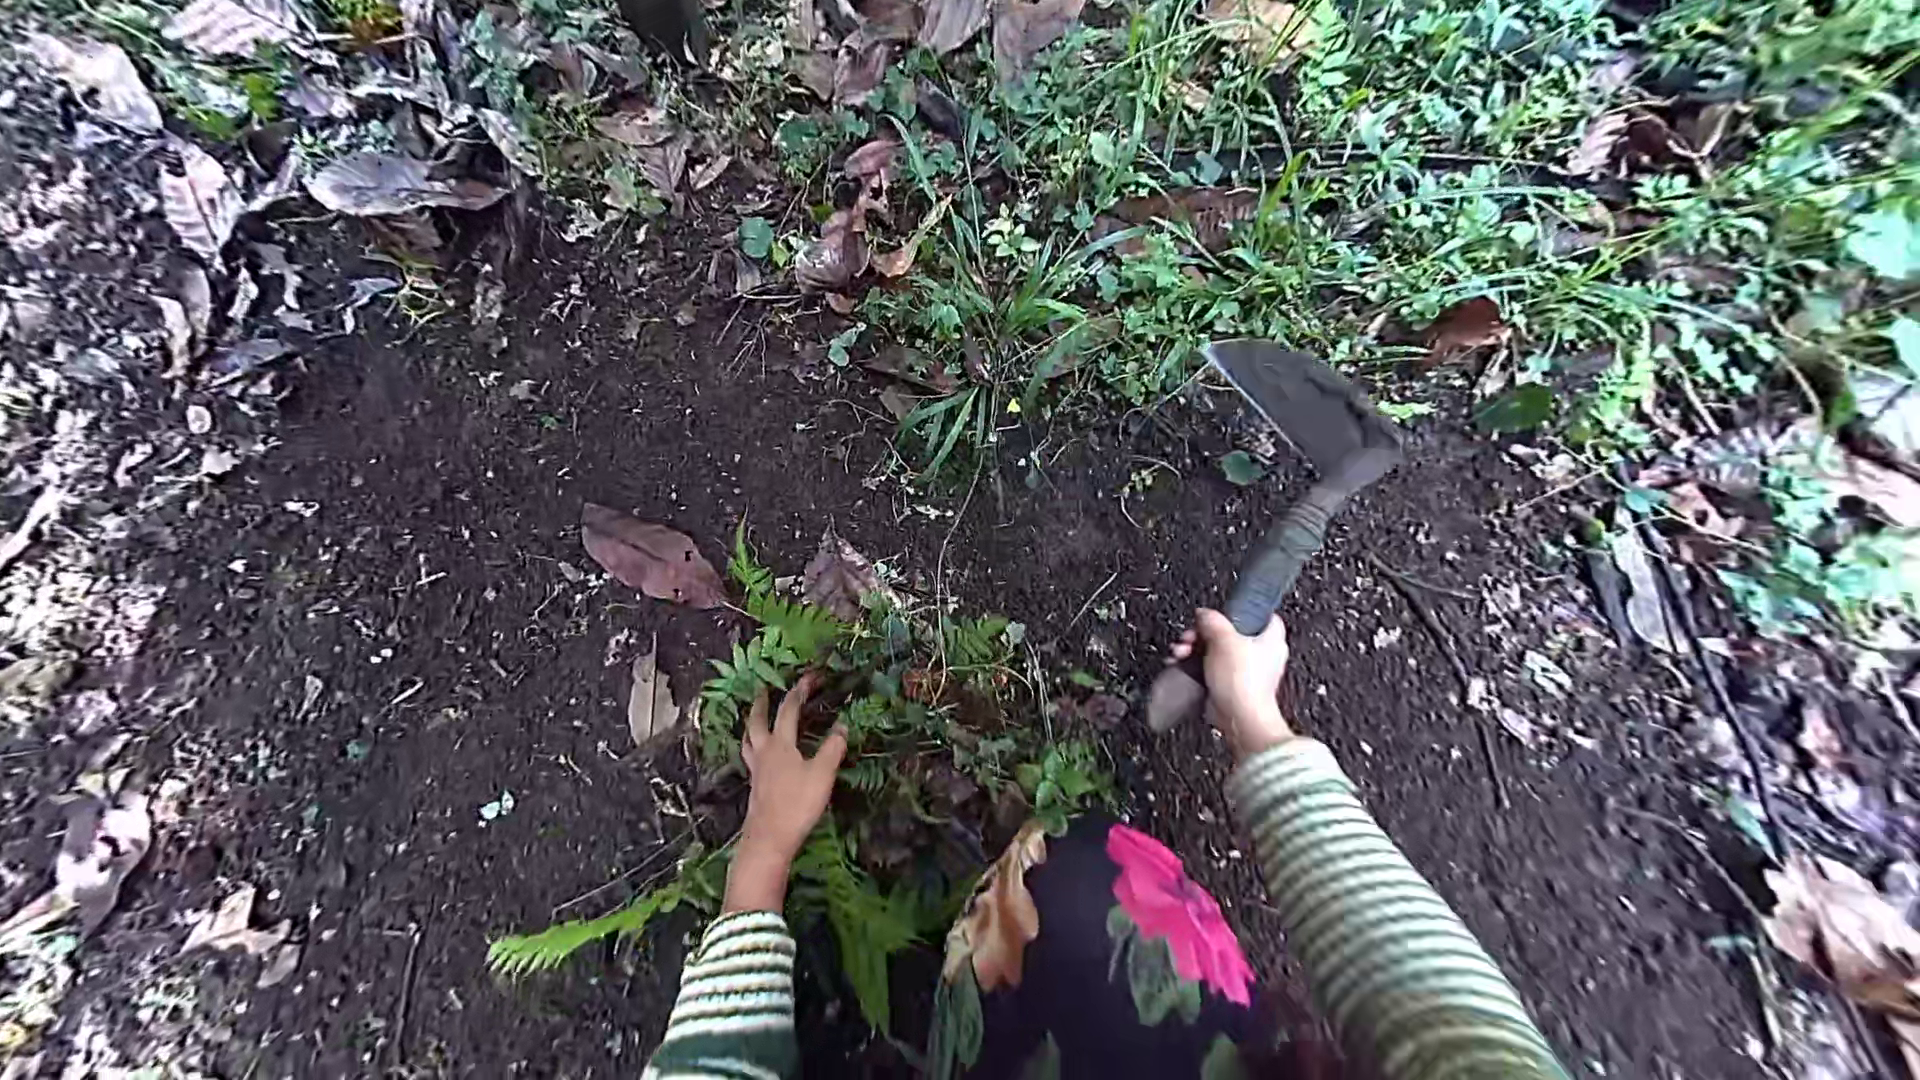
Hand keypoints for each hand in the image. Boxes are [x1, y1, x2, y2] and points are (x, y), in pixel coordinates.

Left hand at [724, 671, 846, 912]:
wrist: (768, 841)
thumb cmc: (796, 804)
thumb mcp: (822, 774)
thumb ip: (833, 748)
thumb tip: (842, 726)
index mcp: (780, 744)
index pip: (789, 710)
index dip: (799, 691)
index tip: (809, 677)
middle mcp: (764, 752)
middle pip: (757, 721)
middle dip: (762, 703)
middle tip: (763, 689)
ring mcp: (756, 770)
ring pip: (749, 739)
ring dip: (752, 724)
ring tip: (754, 718)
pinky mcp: (755, 787)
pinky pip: (750, 757)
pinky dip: (753, 746)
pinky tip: (759, 754)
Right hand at [1167, 608, 1293, 759]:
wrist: (1239, 717)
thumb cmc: (1243, 682)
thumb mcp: (1224, 638)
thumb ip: (1212, 620)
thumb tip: (1204, 614)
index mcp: (1270, 639)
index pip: (1260, 615)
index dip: (1240, 611)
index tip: (1221, 611)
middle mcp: (1261, 654)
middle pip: (1229, 632)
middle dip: (1203, 632)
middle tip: (1191, 635)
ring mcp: (1245, 671)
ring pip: (1215, 649)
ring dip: (1194, 647)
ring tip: (1181, 650)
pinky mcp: (1229, 684)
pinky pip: (1208, 667)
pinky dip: (1193, 663)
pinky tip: (1179, 662)